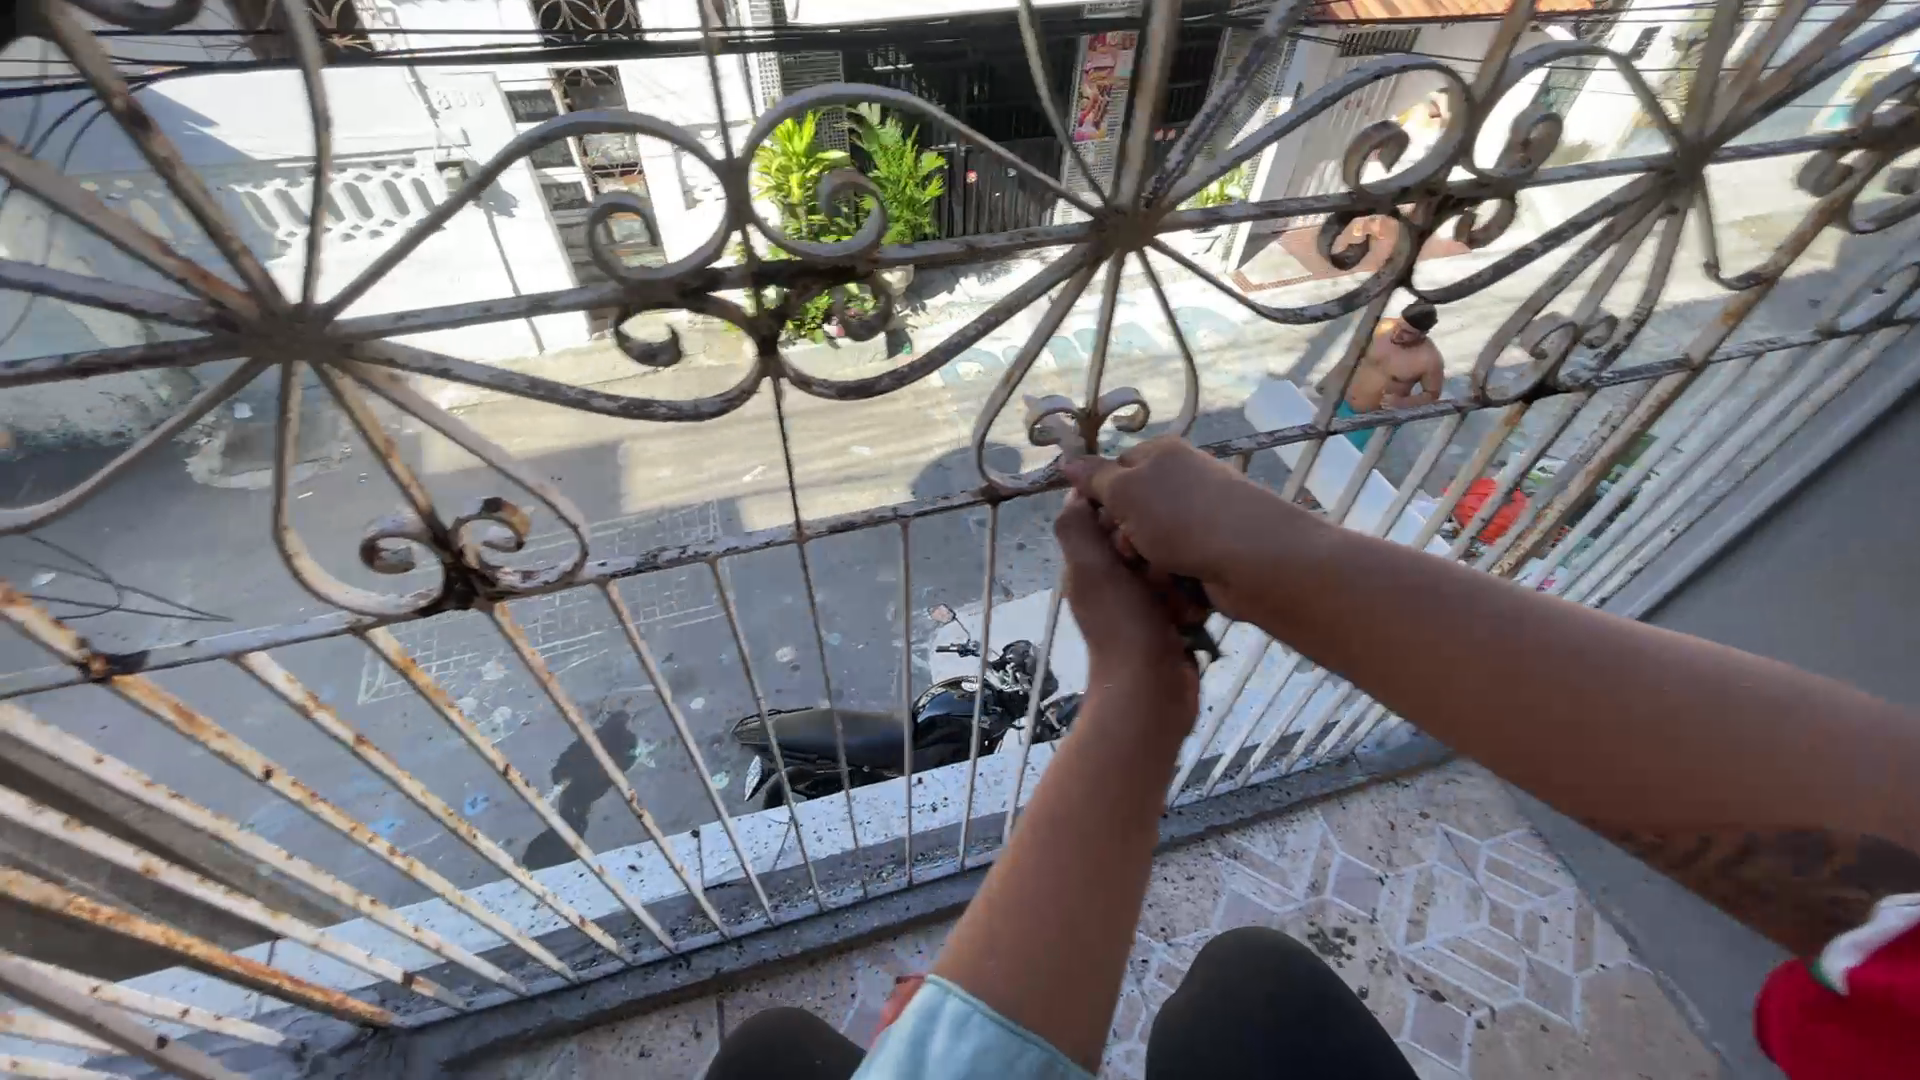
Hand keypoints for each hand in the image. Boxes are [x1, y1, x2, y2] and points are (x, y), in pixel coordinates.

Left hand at [1054, 492, 1197, 705]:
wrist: (1151, 691)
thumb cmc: (1120, 624)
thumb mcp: (1090, 567)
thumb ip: (1076, 527)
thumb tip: (1076, 490)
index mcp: (1087, 564)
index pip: (1103, 516)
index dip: (1123, 511)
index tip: (1143, 516)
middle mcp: (1111, 579)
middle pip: (1142, 538)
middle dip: (1157, 551)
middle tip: (1158, 573)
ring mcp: (1140, 602)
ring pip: (1169, 565)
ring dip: (1176, 580)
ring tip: (1175, 600)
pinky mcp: (1168, 621)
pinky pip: (1185, 594)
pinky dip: (1188, 603)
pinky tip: (1190, 617)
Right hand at [1060, 437, 1320, 616]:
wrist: (1253, 560)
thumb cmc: (1182, 518)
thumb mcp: (1127, 491)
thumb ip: (1094, 478)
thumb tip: (1065, 459)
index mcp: (1160, 455)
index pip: (1111, 471)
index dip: (1099, 498)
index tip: (1097, 521)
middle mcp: (1179, 480)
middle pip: (1127, 510)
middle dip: (1120, 535)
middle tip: (1128, 549)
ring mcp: (1196, 516)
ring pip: (1145, 541)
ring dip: (1141, 560)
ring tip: (1154, 571)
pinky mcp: (1208, 549)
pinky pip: (1170, 561)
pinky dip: (1166, 574)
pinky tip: (1173, 584)